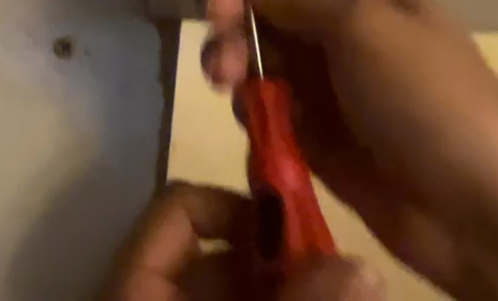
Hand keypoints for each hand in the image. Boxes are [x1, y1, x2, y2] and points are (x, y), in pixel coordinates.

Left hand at [99, 182, 383, 300]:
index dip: (238, 207)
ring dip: (289, 287)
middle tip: (338, 274)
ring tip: (341, 290)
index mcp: (133, 281)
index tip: (295, 227)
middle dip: (281, 258)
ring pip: (238, 292)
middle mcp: (150, 294)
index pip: (180, 206)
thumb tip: (363, 267)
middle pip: (220, 253)